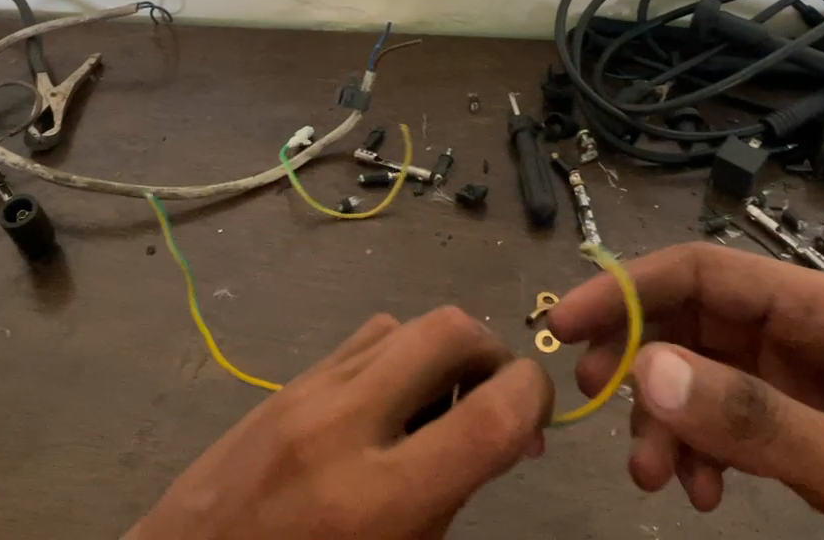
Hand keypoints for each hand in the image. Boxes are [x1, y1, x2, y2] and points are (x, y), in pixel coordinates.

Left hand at [124, 307, 551, 539]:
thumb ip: (452, 496)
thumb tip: (503, 433)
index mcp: (375, 499)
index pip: (490, 413)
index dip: (535, 397)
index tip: (539, 413)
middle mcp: (341, 425)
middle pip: (448, 329)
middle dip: (492, 351)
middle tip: (497, 395)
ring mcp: (305, 393)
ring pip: (405, 324)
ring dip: (443, 351)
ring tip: (444, 401)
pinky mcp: (285, 383)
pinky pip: (363, 341)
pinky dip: (400, 356)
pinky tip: (394, 400)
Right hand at [547, 243, 823, 539]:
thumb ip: (762, 424)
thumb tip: (644, 368)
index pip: (708, 271)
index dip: (630, 287)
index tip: (564, 325)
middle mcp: (811, 336)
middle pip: (696, 319)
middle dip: (640, 356)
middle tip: (596, 406)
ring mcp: (808, 388)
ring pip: (703, 374)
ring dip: (665, 415)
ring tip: (655, 477)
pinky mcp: (808, 437)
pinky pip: (728, 423)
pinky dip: (698, 450)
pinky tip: (699, 493)